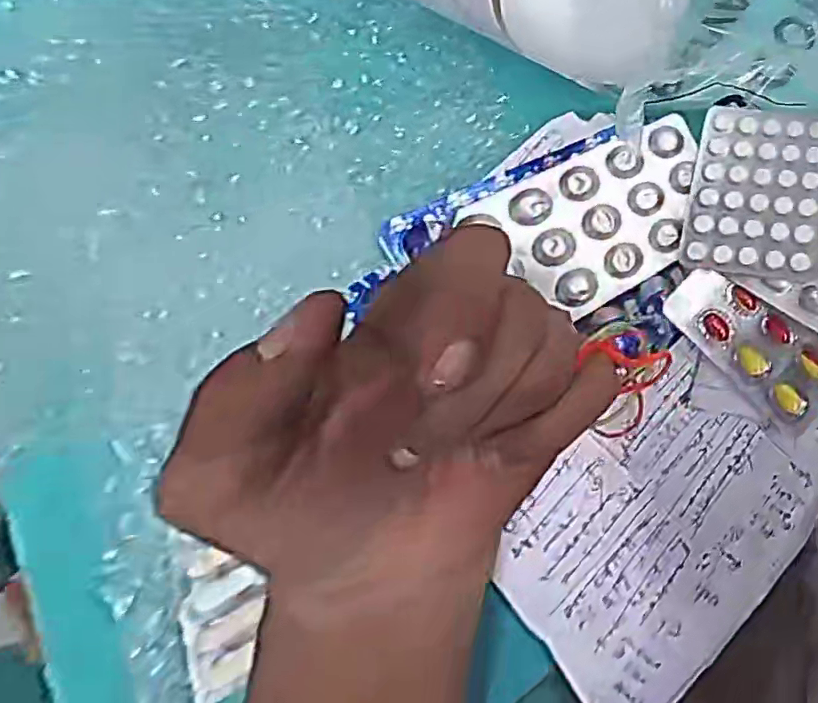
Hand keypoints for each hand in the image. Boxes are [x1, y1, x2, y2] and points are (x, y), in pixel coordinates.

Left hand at [157, 225, 618, 619]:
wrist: (372, 567)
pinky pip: (596, 383)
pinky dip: (559, 421)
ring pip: (560, 344)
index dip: (468, 300)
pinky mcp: (566, 399)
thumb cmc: (302, 505)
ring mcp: (528, 359)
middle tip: (429, 437)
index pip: (473, 249)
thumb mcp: (221, 472)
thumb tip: (320, 308)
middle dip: (487, 376)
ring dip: (508, 412)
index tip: (434, 376)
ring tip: (458, 451)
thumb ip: (241, 392)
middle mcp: (478, 322)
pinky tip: (509, 450)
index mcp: (406, 312)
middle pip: (524, 300)